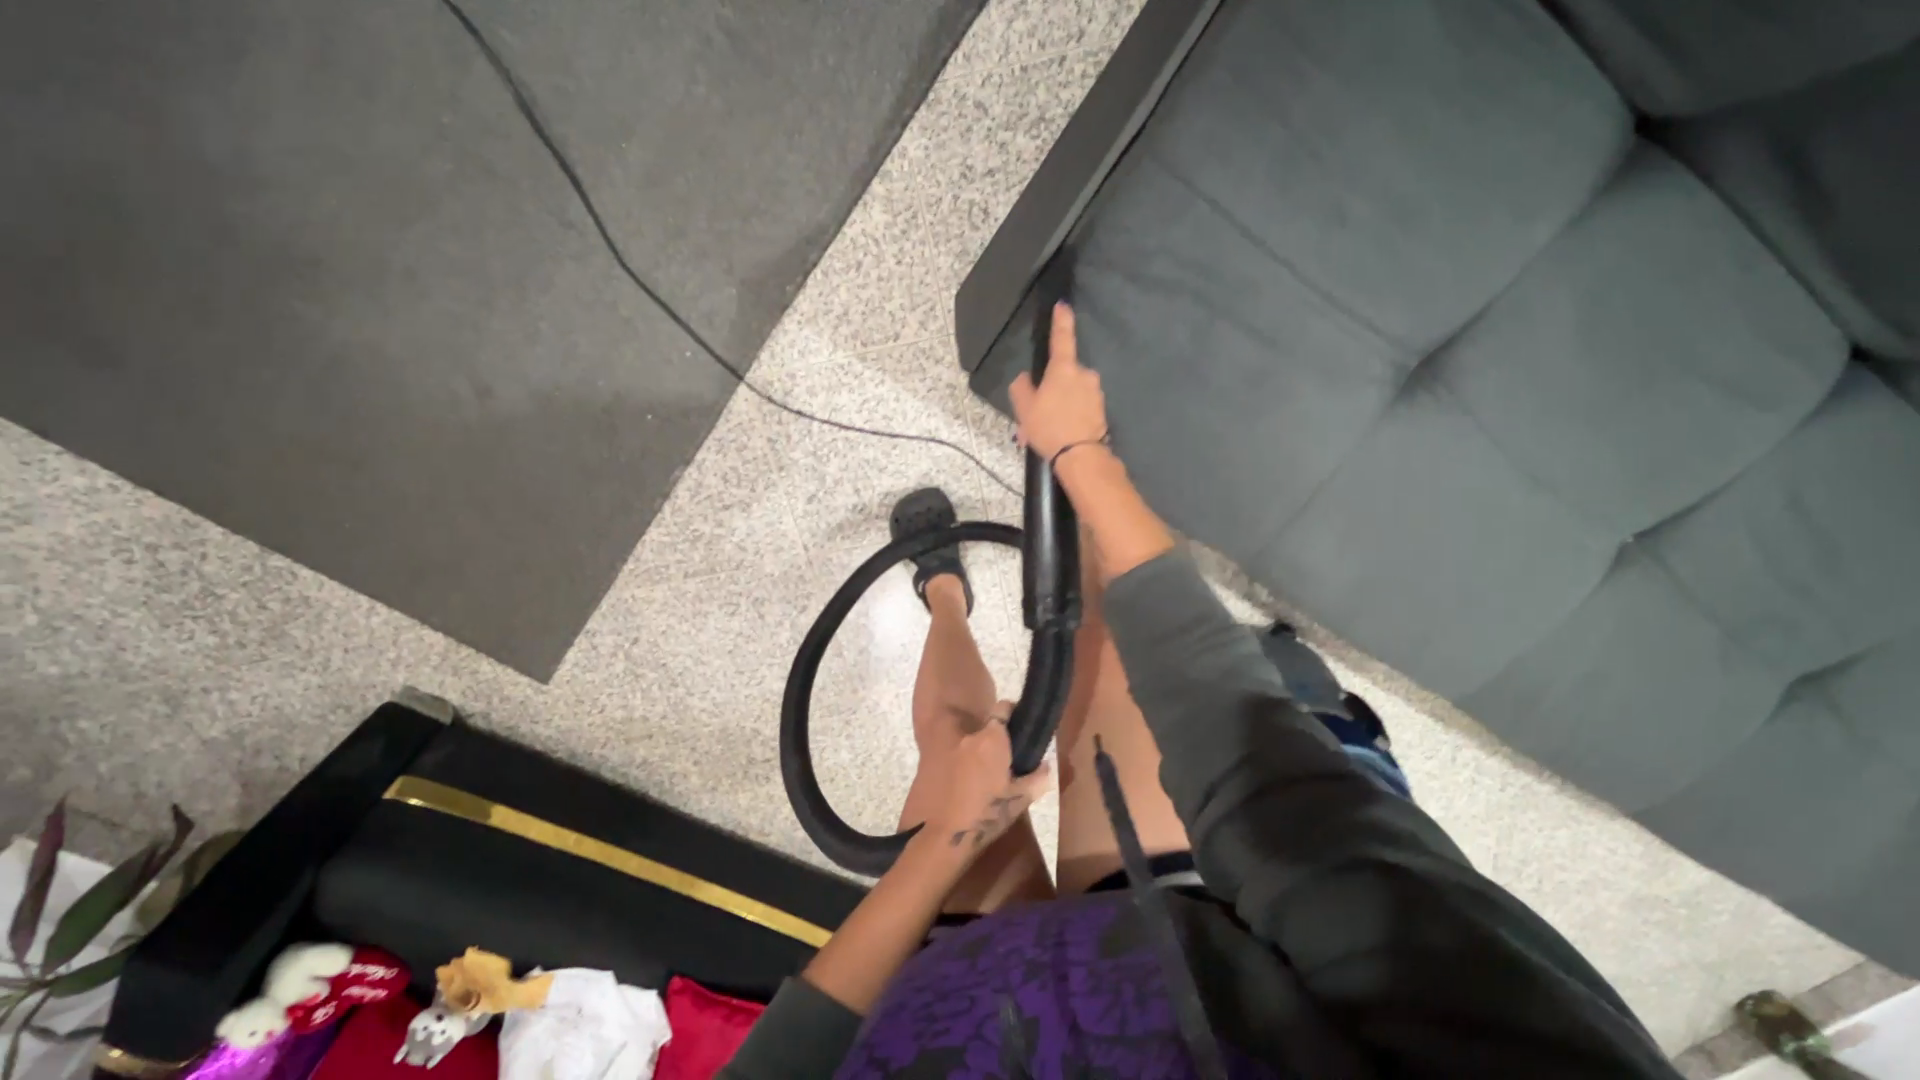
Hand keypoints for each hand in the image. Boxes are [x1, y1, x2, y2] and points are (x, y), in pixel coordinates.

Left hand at [930, 702, 1053, 853]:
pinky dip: (957, 765)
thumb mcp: (1017, 802)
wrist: (937, 839)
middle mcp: (966, 737)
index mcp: (990, 740)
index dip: (1012, 714)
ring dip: (973, 753)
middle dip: (994, 741)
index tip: (1019, 730)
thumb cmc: (983, 817)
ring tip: (981, 777)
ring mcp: (942, 747)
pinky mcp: (926, 763)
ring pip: (964, 742)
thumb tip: (1045, 766)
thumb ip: (1036, 780)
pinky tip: (962, 787)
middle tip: (1003, 763)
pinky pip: (948, 756)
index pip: (1003, 708)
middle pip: (983, 729)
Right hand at [1009, 302, 1107, 460]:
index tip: (1063, 305)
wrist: (1080, 456)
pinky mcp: (1101, 410)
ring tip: (1045, 428)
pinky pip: (1081, 408)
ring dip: (1060, 406)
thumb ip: (1022, 387)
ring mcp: (1095, 392)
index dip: (1061, 320)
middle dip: (1053, 389)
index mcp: (1064, 368)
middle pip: (1065, 374)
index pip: (1062, 338)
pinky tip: (1058, 434)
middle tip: (1037, 410)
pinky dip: (1069, 417)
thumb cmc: (1049, 427)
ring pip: (1072, 394)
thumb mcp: (1024, 408)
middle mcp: (1084, 374)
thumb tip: (1025, 378)